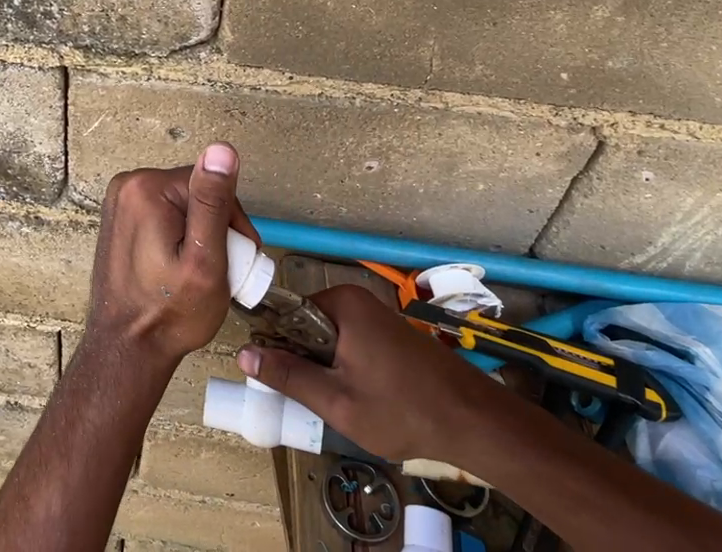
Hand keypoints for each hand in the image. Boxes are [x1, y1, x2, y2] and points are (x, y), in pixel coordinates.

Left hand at [82, 143, 260, 369]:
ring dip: (198, 236)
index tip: (234, 258)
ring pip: (182, 207)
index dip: (231, 223)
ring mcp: (119, 204)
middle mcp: (126, 187)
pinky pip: (163, 217)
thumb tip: (222, 149)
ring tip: (196, 274)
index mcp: (145, 189)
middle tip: (216, 271)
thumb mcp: (205, 258)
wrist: (128, 349)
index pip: (211, 184)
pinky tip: (177, 270)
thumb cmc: (169, 313)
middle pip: (195, 193)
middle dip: (214, 229)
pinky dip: (178, 240)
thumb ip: (213, 201)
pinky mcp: (120, 221)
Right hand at [237, 285, 506, 463]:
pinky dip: (345, 367)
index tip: (279, 380)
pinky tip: (359, 397)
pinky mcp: (388, 333)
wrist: (477, 421)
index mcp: (340, 304)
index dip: (276, 347)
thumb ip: (288, 376)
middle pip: (305, 326)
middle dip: (303, 361)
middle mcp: (356, 299)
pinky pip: (348, 343)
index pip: (285, 314)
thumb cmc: (404, 410)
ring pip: (327, 339)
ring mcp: (374, 315)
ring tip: (338, 401)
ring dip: (325, 368)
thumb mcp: (337, 401)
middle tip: (314, 399)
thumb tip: (244, 354)